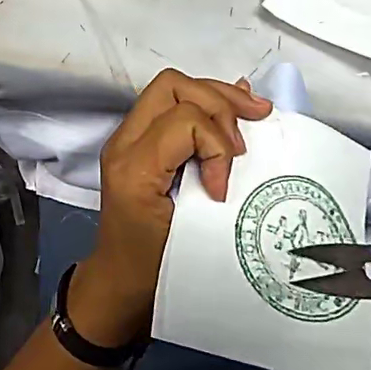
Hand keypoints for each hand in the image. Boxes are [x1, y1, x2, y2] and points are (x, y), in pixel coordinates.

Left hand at [68, 70, 271, 349]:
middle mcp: (124, 143)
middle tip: (244, 142)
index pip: (185, 120)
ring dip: (215, 100)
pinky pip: (169, 105)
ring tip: (251, 117)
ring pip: (172, 88)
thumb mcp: (189, 232)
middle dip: (218, 103)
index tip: (220, 188)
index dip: (216, 146)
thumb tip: (245, 143)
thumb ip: (211, 183)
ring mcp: (128, 139)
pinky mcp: (137, 142)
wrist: (119, 283)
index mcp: (134, 166)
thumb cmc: (153, 267)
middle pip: (174, 86)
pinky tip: (233, 113)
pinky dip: (204, 105)